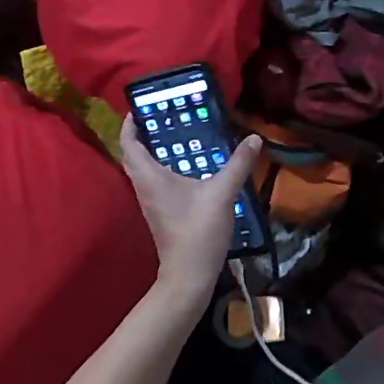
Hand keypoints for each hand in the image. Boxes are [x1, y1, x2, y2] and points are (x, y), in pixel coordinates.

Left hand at [119, 116, 261, 297]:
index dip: (130, 124)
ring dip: (150, 152)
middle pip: (132, 155)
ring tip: (172, 136)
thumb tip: (254, 138)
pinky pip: (152, 182)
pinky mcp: (159, 212)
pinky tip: (184, 166)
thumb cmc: (198, 230)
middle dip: (140, 135)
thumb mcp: (222, 193)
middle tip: (159, 118)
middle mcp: (144, 186)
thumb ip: (238, 164)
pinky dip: (160, 168)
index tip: (139, 108)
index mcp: (150, 176)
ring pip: (141, 169)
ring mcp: (150, 201)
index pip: (129, 143)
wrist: (189, 275)